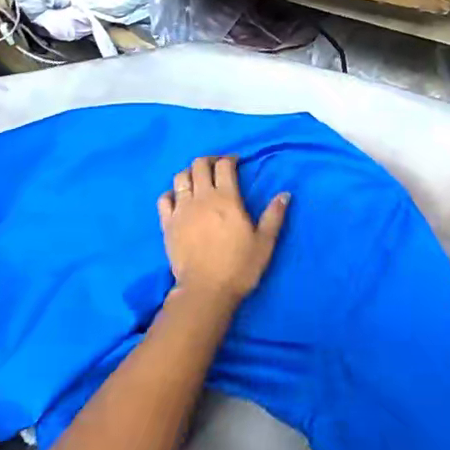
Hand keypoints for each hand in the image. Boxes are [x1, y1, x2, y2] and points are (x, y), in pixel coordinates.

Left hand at [157, 156, 288, 304]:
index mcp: (226, 198)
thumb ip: (274, 216)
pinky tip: (177, 198)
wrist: (206, 290)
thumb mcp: (264, 243)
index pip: (224, 166)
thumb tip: (285, 194)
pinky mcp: (167, 223)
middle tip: (216, 167)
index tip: (234, 162)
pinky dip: (170, 193)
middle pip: (199, 165)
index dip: (229, 159)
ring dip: (189, 173)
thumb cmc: (239, 267)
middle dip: (208, 161)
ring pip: (180, 177)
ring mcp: (181, 209)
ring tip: (197, 179)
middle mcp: (201, 197)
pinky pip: (164, 198)